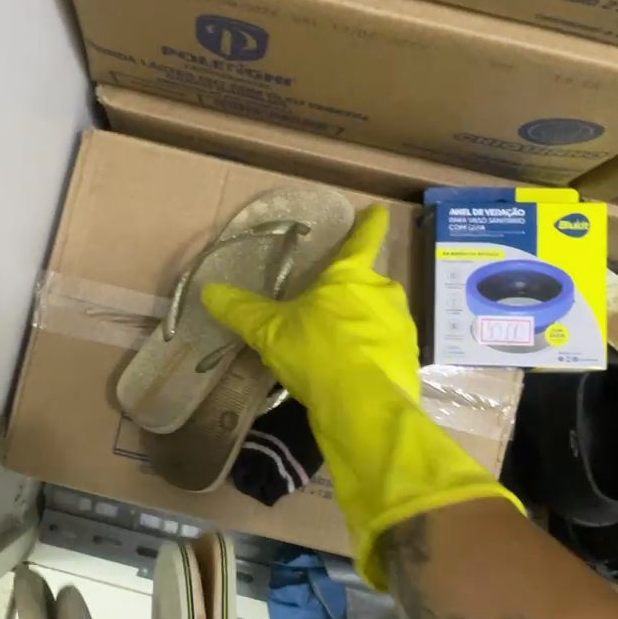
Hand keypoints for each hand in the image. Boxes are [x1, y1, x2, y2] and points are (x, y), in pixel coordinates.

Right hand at [203, 205, 521, 585]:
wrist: (362, 407)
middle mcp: (384, 294)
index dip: (368, 223)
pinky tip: (351, 376)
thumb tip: (209, 291)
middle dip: (352, 294)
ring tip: (337, 351)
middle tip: (330, 310)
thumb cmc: (317, 353)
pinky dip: (370, 358)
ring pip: (379, 318)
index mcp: (351, 276)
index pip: (363, 238)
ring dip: (362, 328)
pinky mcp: (408, 361)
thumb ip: (242, 310)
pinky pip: (385, 351)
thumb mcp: (270, 331)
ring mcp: (401, 328)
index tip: (376, 211)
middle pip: (368, 284)